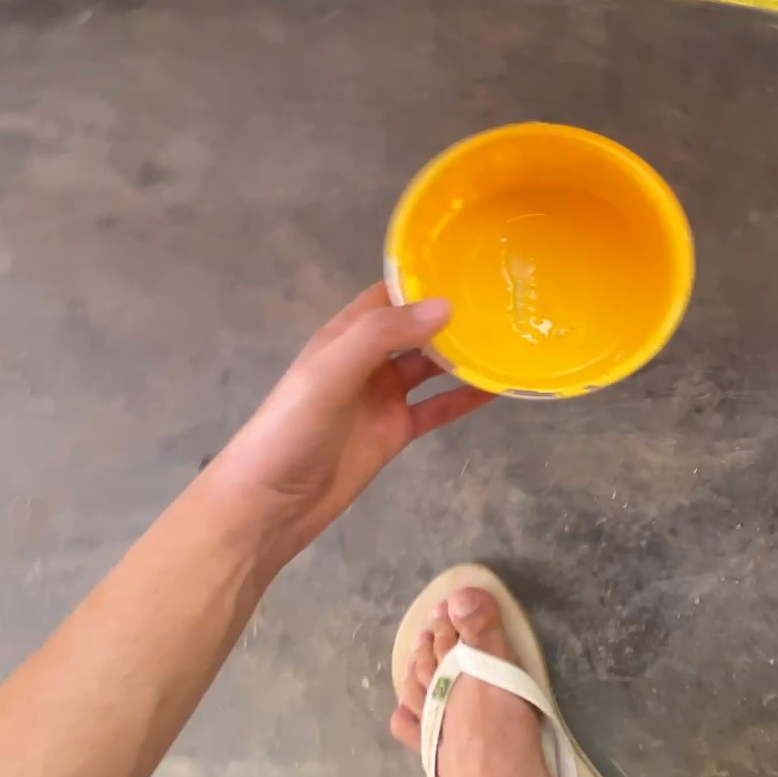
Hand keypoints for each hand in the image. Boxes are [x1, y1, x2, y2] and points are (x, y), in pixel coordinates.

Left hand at [201, 284, 496, 562]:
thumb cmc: (290, 431)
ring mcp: (385, 396)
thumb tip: (447, 306)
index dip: (426, 279)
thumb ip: (383, 337)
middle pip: (420, 328)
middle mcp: (369, 361)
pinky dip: (468, 397)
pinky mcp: (398, 429)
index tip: (474, 268)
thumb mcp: (330, 375)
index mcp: (346, 338)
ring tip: (510, 341)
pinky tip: (500, 389)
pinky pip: (441, 406)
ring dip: (467, 356)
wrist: (267, 508)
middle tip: (506, 302)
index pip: (391, 295)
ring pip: (435, 366)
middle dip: (456, 315)